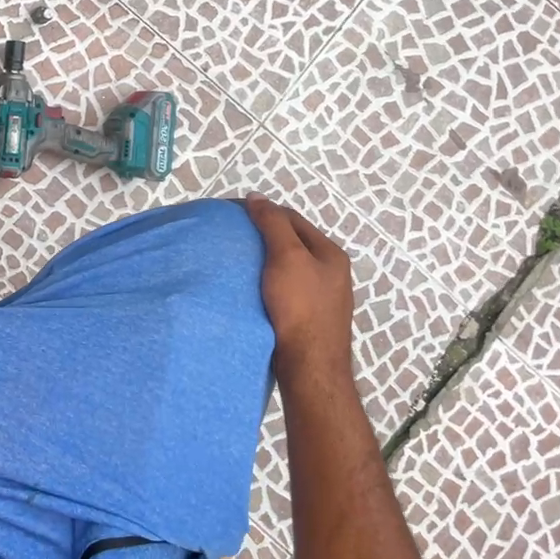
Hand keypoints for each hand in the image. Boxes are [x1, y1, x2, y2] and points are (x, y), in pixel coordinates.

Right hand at [246, 194, 355, 385]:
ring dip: (262, 256)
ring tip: (235, 256)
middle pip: (290, 240)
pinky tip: (248, 283)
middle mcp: (329, 271)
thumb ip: (272, 224)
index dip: (262, 210)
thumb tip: (257, 196)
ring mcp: (319, 294)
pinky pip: (282, 284)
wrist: (309, 361)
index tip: (231, 212)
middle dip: (261, 233)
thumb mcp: (286, 256)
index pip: (291, 219)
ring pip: (285, 263)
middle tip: (230, 233)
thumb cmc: (299, 304)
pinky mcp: (306, 313)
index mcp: (329, 254)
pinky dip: (264, 276)